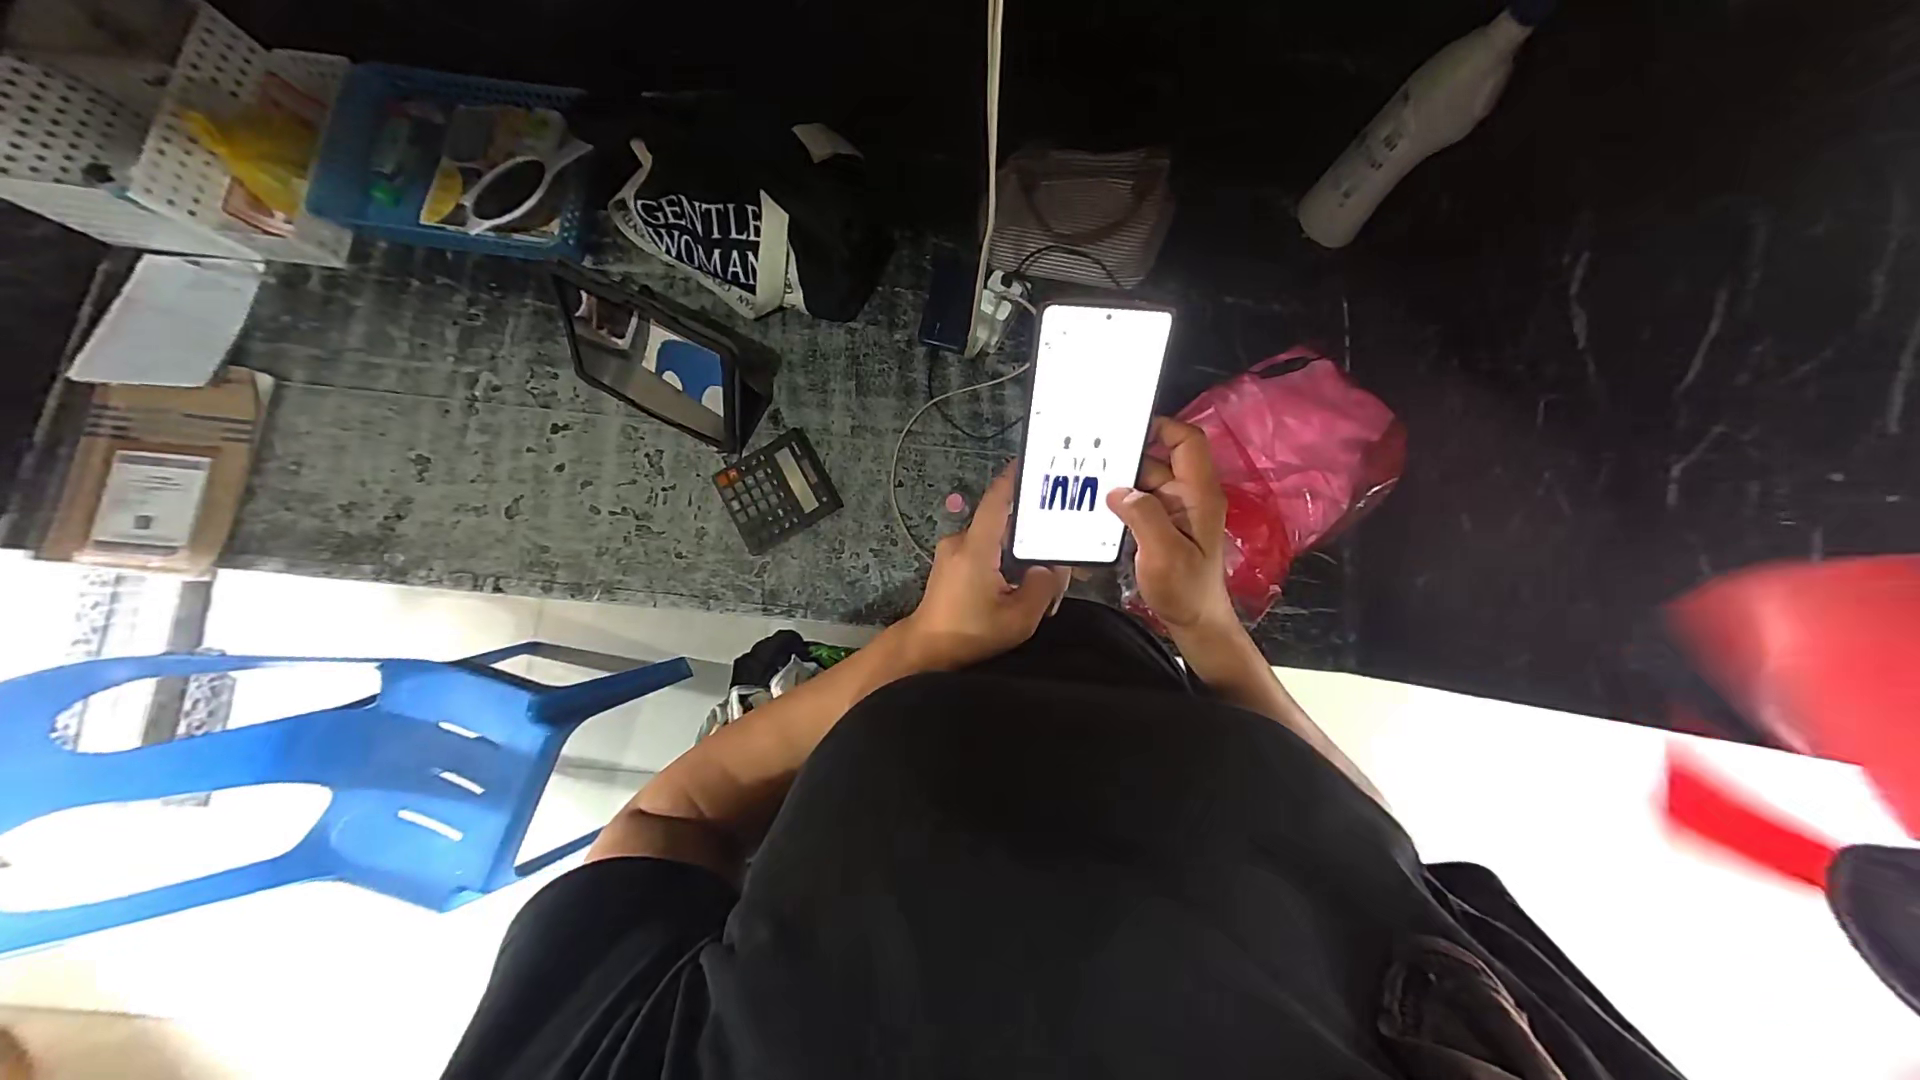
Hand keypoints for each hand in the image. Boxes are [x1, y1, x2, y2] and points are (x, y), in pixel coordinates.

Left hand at [897, 467, 1067, 670]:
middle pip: (1002, 523)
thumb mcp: (1019, 618)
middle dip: (1031, 531)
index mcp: (975, 548)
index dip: (1015, 479)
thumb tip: (1052, 568)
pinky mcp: (950, 564)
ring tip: (1042, 571)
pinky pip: (983, 552)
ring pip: (993, 539)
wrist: (927, 650)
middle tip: (1059, 540)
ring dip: (1017, 551)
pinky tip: (1017, 581)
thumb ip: (1043, 587)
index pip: (997, 501)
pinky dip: (1002, 561)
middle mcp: (960, 542)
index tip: (1034, 464)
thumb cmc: (970, 634)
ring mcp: (952, 552)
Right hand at [1107, 416, 1235, 634]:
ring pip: (1145, 481)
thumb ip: (1144, 516)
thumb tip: (1119, 491)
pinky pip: (1138, 502)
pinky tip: (1098, 505)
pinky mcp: (1161, 526)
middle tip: (1094, 456)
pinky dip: (1120, 500)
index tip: (1127, 428)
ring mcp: (1174, 511)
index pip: (1187, 442)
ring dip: (1120, 480)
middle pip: (1159, 459)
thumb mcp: (1165, 553)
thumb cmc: (1186, 589)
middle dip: (1129, 455)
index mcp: (1198, 495)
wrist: (1195, 621)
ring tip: (1089, 479)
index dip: (1162, 427)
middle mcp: (1187, 496)